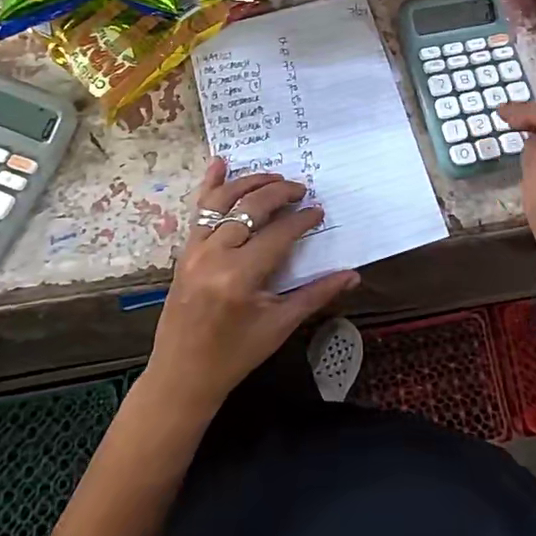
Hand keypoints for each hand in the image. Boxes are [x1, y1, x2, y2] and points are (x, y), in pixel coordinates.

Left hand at [143, 159, 359, 411]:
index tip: (319, 211)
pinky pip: (198, 211)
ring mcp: (195, 250)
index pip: (278, 234)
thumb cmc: (236, 354)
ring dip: (248, 183)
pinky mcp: (184, 250)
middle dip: (278, 193)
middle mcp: (214, 255)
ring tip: (273, 176)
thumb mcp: (279, 326)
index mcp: (240, 277)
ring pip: (222, 202)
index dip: (302, 220)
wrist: (183, 372)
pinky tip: (219, 164)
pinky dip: (210, 186)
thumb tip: (352, 274)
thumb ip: (315, 294)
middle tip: (301, 189)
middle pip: (250, 209)